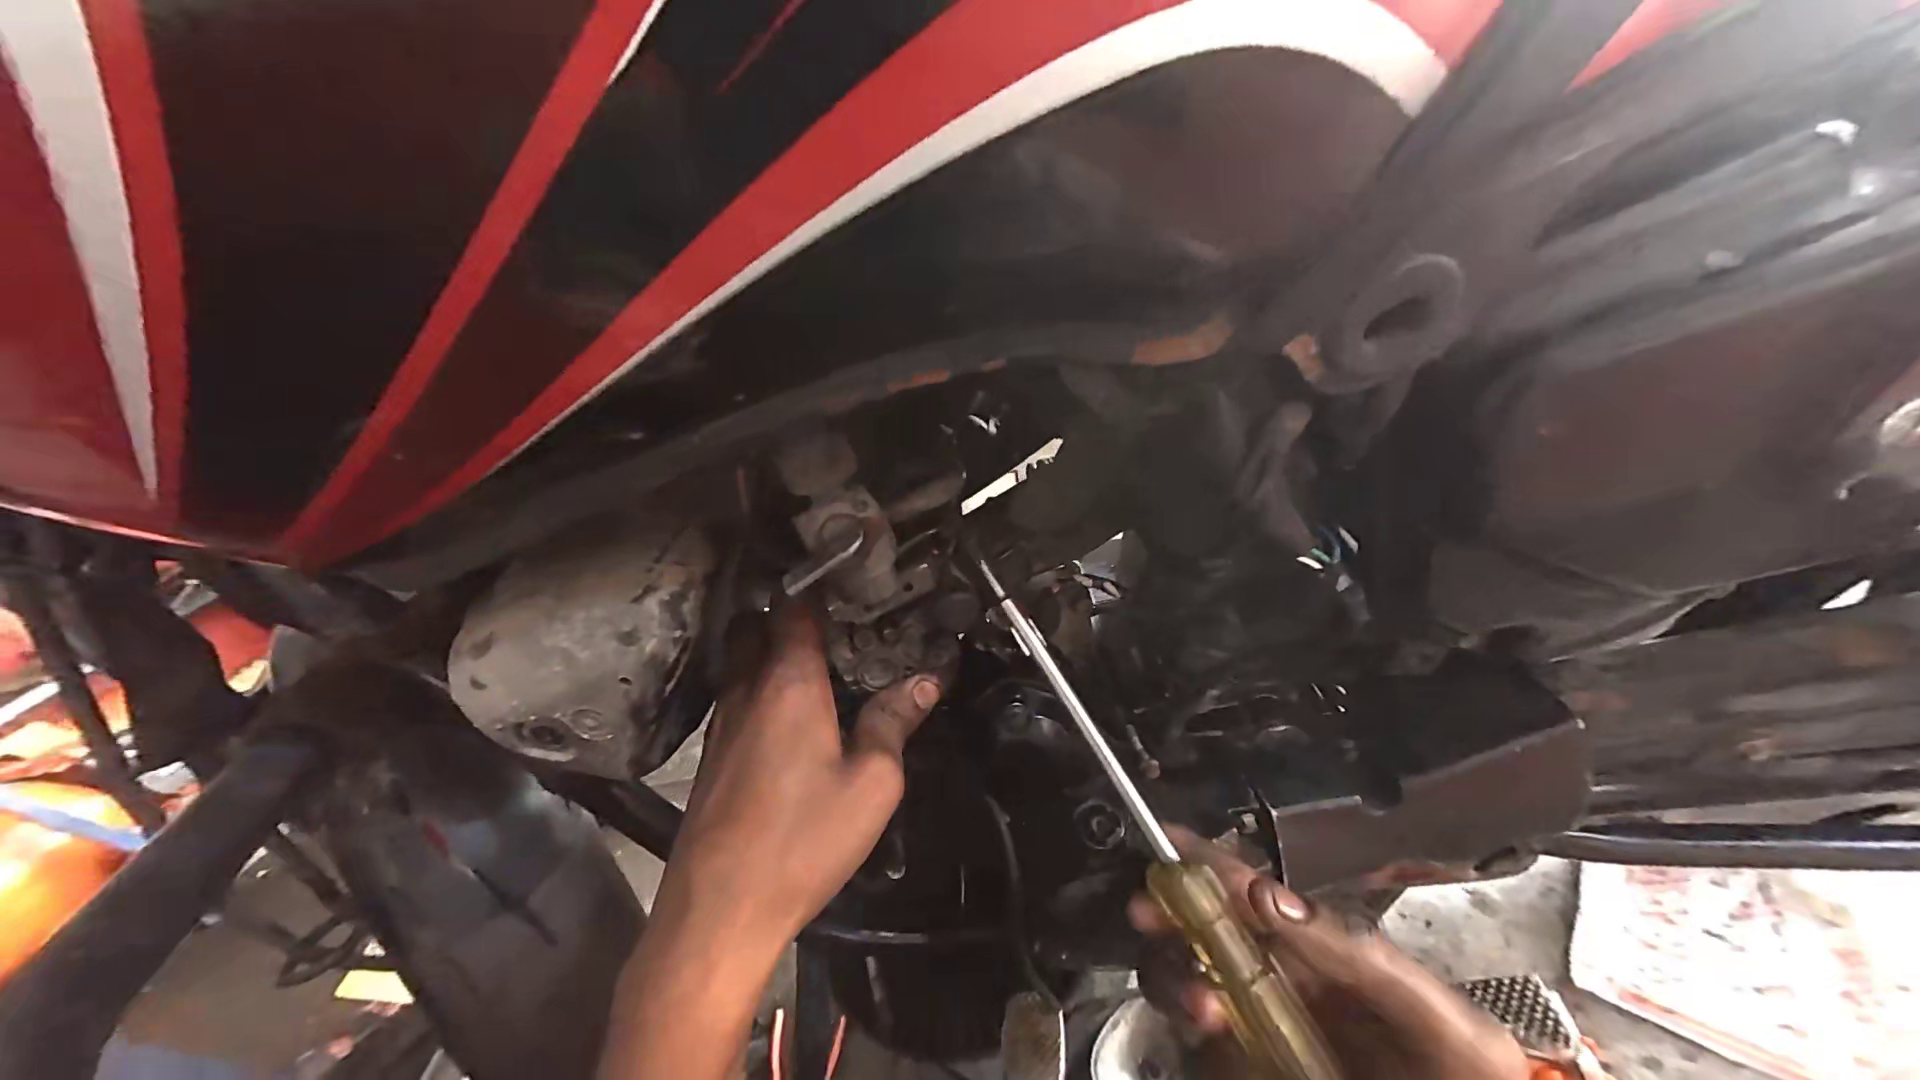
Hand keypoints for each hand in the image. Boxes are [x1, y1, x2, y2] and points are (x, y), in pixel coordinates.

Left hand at [599, 604, 942, 1079]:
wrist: (720, 909)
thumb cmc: (803, 840)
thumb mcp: (873, 783)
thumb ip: (895, 722)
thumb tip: (926, 681)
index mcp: (789, 684)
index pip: (794, 610)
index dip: (818, 589)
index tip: (846, 585)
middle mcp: (747, 689)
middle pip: (753, 624)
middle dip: (784, 614)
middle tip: (829, 625)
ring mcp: (721, 721)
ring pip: (739, 660)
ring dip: (768, 651)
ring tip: (814, 664)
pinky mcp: (711, 754)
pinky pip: (735, 696)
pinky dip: (757, 687)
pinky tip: (785, 716)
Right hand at [1130, 829, 1528, 1079]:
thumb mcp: (1435, 1017)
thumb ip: (1356, 951)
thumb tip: (1264, 891)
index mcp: (1312, 944)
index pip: (1245, 888)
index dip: (1201, 860)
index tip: (1164, 844)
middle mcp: (1273, 975)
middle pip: (1197, 927)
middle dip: (1166, 913)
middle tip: (1149, 914)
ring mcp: (1255, 1026)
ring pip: (1183, 976)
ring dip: (1172, 974)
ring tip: (1201, 1005)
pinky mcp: (1238, 1066)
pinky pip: (1192, 1041)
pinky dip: (1183, 1024)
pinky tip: (1207, 1031)